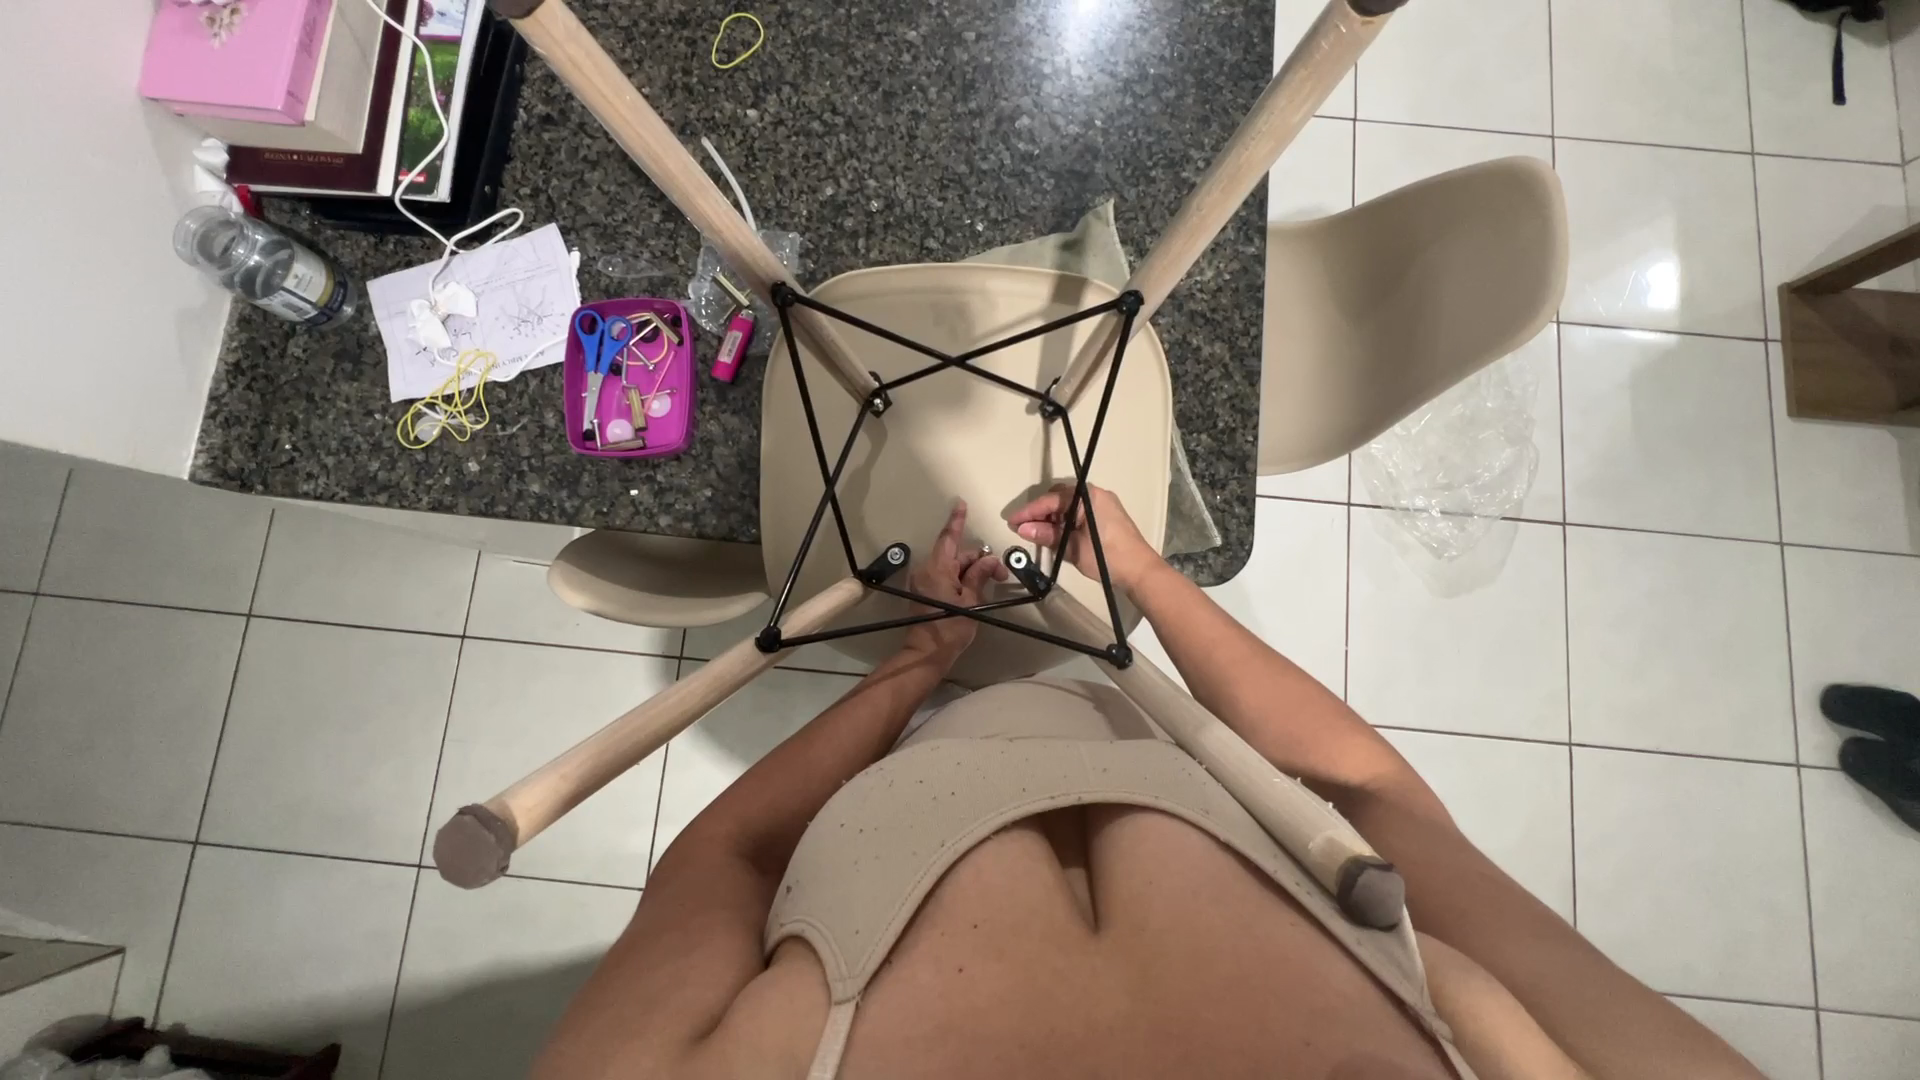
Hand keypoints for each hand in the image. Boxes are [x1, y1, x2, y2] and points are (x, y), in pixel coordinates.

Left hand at [901, 500, 1007, 661]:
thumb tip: (988, 560)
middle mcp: (927, 570)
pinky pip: (945, 577)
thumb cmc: (950, 627)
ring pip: (952, 567)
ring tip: (990, 583)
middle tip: (1001, 575)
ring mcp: (924, 581)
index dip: (957, 521)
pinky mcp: (924, 592)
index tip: (961, 504)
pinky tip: (975, 590)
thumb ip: (979, 576)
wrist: (928, 653)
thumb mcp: (971, 601)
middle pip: (956, 555)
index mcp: (937, 568)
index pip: (949, 538)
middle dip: (978, 561)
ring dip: (970, 572)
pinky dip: (960, 579)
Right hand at [1005, 481, 1161, 589]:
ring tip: (1038, 534)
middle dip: (1040, 512)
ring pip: (1069, 506)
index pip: (1051, 500)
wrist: (1140, 571)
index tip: (1012, 521)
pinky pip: (1080, 512)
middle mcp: (1096, 494)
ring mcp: (1104, 504)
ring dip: (1052, 518)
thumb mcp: (1072, 547)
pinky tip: (1057, 534)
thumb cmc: (1106, 557)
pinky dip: (1066, 521)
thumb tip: (1023, 529)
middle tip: (1024, 528)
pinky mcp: (1107, 516)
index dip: (1029, 511)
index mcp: (1088, 497)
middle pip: (1060, 498)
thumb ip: (1047, 534)